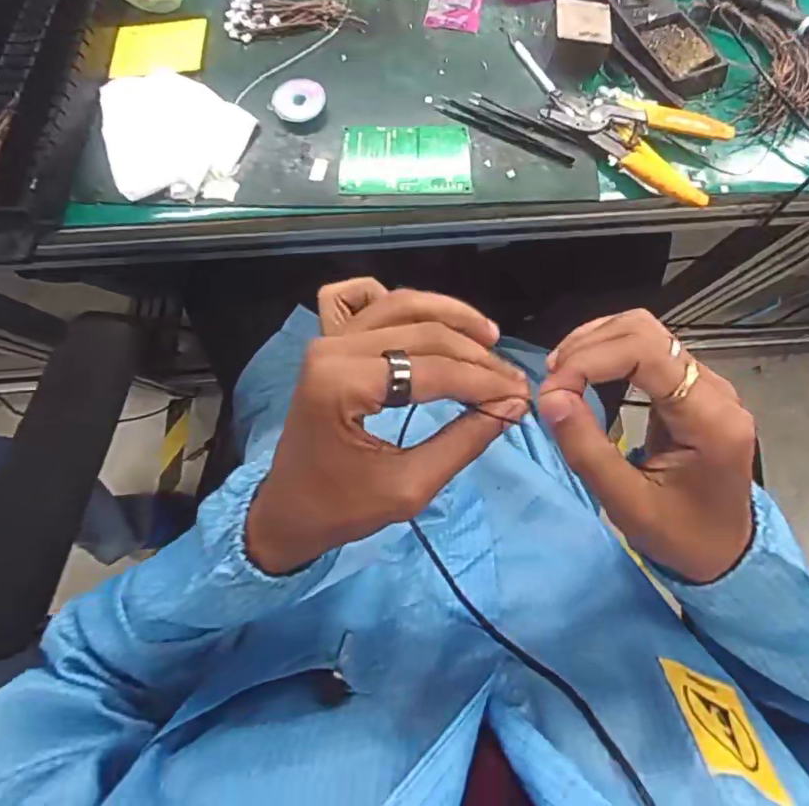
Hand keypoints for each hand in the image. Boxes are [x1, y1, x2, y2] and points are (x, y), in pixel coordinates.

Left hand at [246, 282, 528, 574]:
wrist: (288, 508)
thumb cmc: (341, 507)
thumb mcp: (408, 487)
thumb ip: (463, 441)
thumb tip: (512, 405)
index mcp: (342, 385)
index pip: (431, 370)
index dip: (482, 382)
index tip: (521, 396)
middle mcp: (331, 348)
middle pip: (421, 331)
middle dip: (475, 354)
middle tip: (511, 378)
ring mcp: (325, 339)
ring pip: (398, 305)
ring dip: (447, 316)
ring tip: (487, 338)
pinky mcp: (325, 340)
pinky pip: (357, 299)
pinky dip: (392, 301)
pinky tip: (420, 320)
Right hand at [539, 310, 755, 582]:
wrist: (724, 553)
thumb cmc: (681, 536)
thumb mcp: (627, 504)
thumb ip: (586, 448)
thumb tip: (549, 397)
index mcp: (710, 419)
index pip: (647, 353)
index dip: (590, 359)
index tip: (554, 390)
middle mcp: (714, 390)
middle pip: (643, 330)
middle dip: (587, 347)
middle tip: (553, 382)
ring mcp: (703, 383)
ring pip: (641, 330)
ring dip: (592, 344)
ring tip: (561, 376)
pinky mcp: (687, 384)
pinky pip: (642, 346)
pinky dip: (603, 351)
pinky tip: (581, 372)